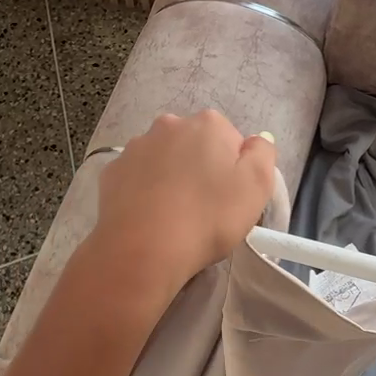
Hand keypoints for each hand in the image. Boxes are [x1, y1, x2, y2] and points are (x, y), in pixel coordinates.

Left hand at [78, 111, 277, 302]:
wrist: (143, 250)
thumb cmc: (208, 217)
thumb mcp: (257, 186)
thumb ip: (263, 154)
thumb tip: (256, 141)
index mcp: (208, 124)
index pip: (230, 140)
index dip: (234, 170)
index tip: (231, 198)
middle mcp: (169, 125)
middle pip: (195, 145)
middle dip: (201, 168)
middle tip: (206, 207)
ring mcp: (135, 147)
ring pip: (164, 159)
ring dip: (171, 177)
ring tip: (175, 215)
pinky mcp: (111, 172)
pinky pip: (137, 177)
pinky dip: (144, 191)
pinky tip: (150, 217)